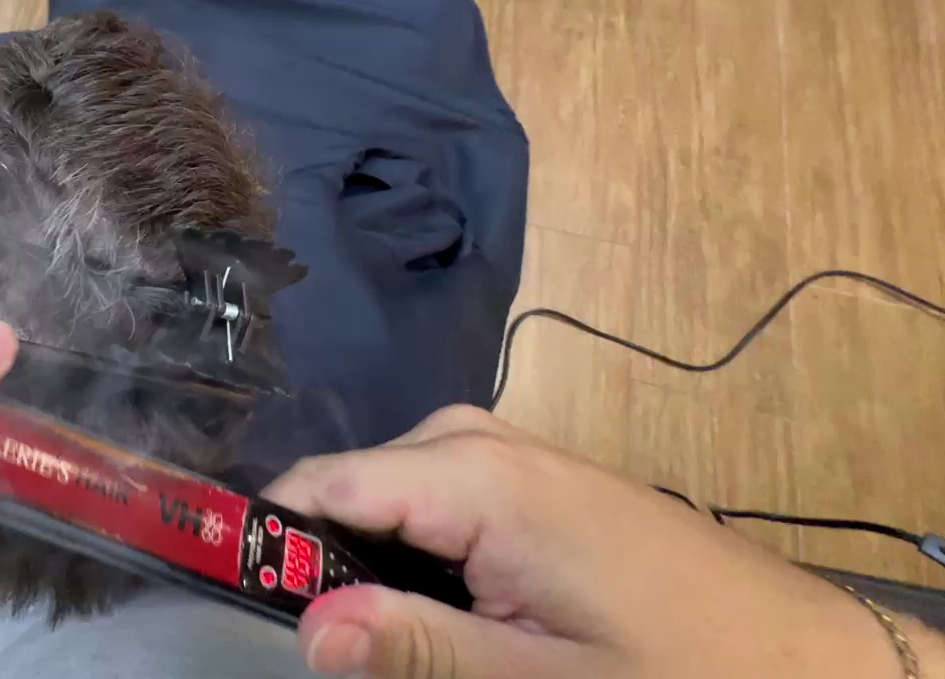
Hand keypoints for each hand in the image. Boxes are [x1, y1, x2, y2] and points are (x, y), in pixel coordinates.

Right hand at [266, 406, 934, 678]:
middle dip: (333, 563)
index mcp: (469, 471)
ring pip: (381, 496)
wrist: (832, 667)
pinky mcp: (511, 468)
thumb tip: (304, 629)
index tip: (258, 602)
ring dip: (378, 564)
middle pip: (348, 489)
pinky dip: (417, 553)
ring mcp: (491, 445)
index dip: (275, 536)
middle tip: (365, 651)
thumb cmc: (692, 676)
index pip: (322, 482)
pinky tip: (461, 607)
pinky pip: (424, 497)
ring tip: (423, 636)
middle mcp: (465, 434)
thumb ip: (418, 649)